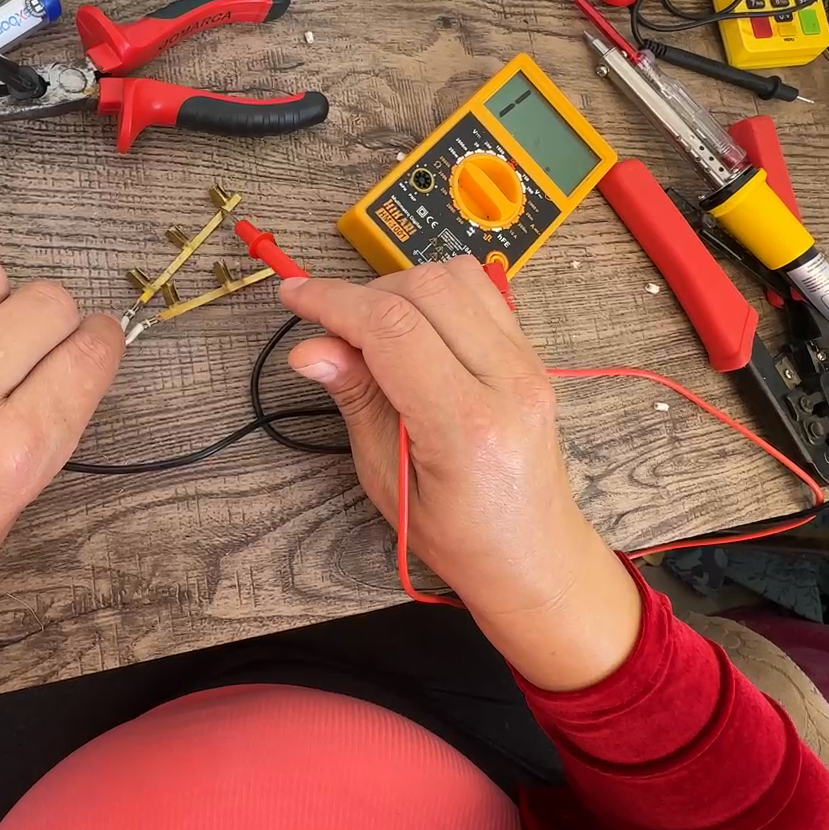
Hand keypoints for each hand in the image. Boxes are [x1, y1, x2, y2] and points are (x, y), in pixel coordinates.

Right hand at [279, 258, 641, 689]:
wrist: (535, 555)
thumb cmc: (457, 535)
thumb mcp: (386, 479)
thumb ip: (356, 400)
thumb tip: (310, 350)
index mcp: (466, 425)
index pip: (392, 329)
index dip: (333, 302)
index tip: (293, 295)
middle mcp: (508, 380)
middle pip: (424, 288)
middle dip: (363, 295)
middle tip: (333, 332)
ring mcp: (529, 362)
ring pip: (455, 274)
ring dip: (401, 288)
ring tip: (374, 330)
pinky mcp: (533, 354)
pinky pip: (480, 291)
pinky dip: (435, 293)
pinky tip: (415, 328)